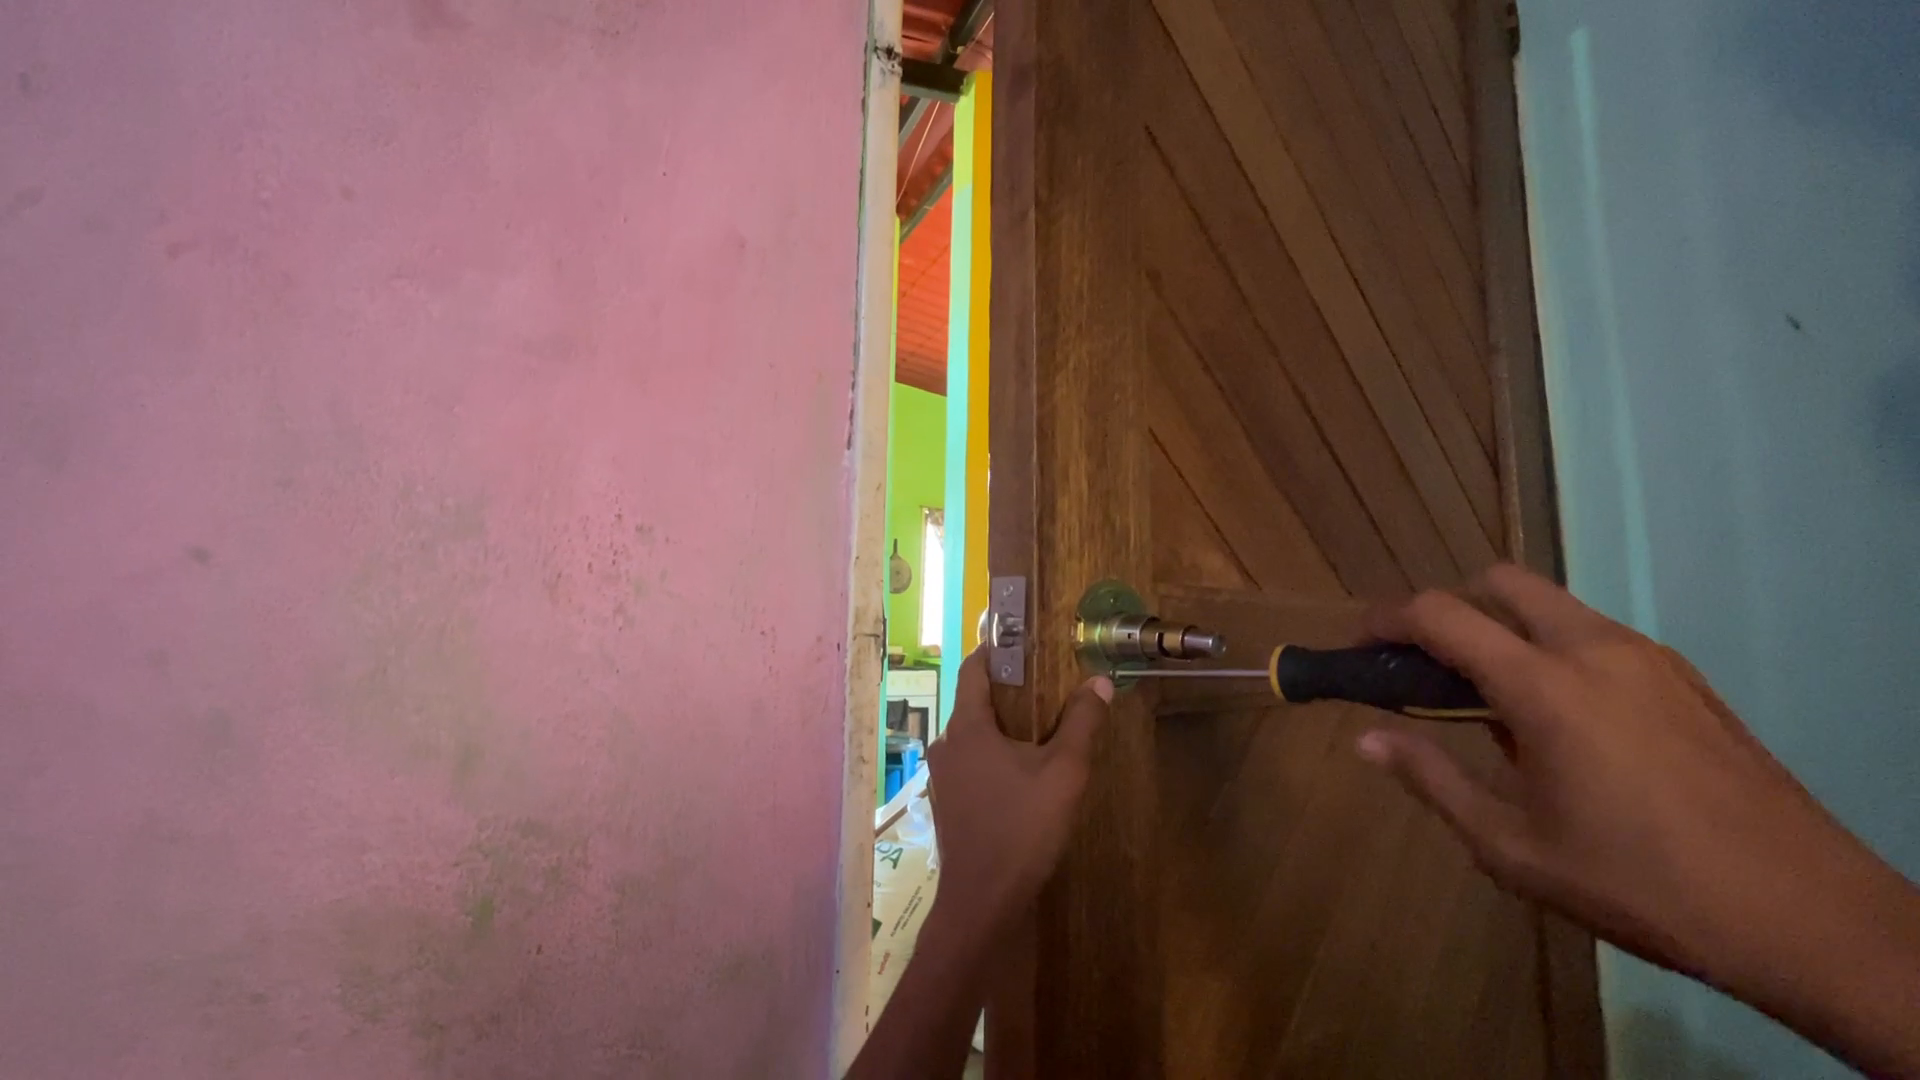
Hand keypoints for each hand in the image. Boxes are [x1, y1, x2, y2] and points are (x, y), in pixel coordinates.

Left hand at [924, 649, 1112, 935]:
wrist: (983, 900)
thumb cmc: (1022, 827)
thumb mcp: (1064, 772)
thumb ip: (1082, 723)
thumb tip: (1099, 681)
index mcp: (967, 726)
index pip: (974, 668)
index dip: (996, 649)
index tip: (1024, 641)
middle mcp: (946, 744)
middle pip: (975, 702)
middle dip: (1009, 691)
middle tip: (1048, 688)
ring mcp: (943, 776)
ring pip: (974, 735)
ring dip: (1003, 727)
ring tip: (1043, 731)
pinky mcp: (948, 802)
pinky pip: (972, 762)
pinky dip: (995, 755)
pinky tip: (1024, 773)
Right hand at [1358, 565, 1919, 1075]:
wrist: (1809, 919)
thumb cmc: (1639, 884)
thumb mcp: (1512, 846)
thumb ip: (1431, 779)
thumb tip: (1365, 739)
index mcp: (1544, 686)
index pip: (1440, 614)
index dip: (1384, 618)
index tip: (1356, 644)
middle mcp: (1595, 649)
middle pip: (1500, 581)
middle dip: (1447, 607)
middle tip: (1423, 663)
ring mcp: (1649, 658)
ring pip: (1552, 605)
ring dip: (1501, 628)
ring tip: (1487, 700)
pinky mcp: (1686, 679)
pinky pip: (1595, 636)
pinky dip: (1551, 649)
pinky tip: (1559, 721)